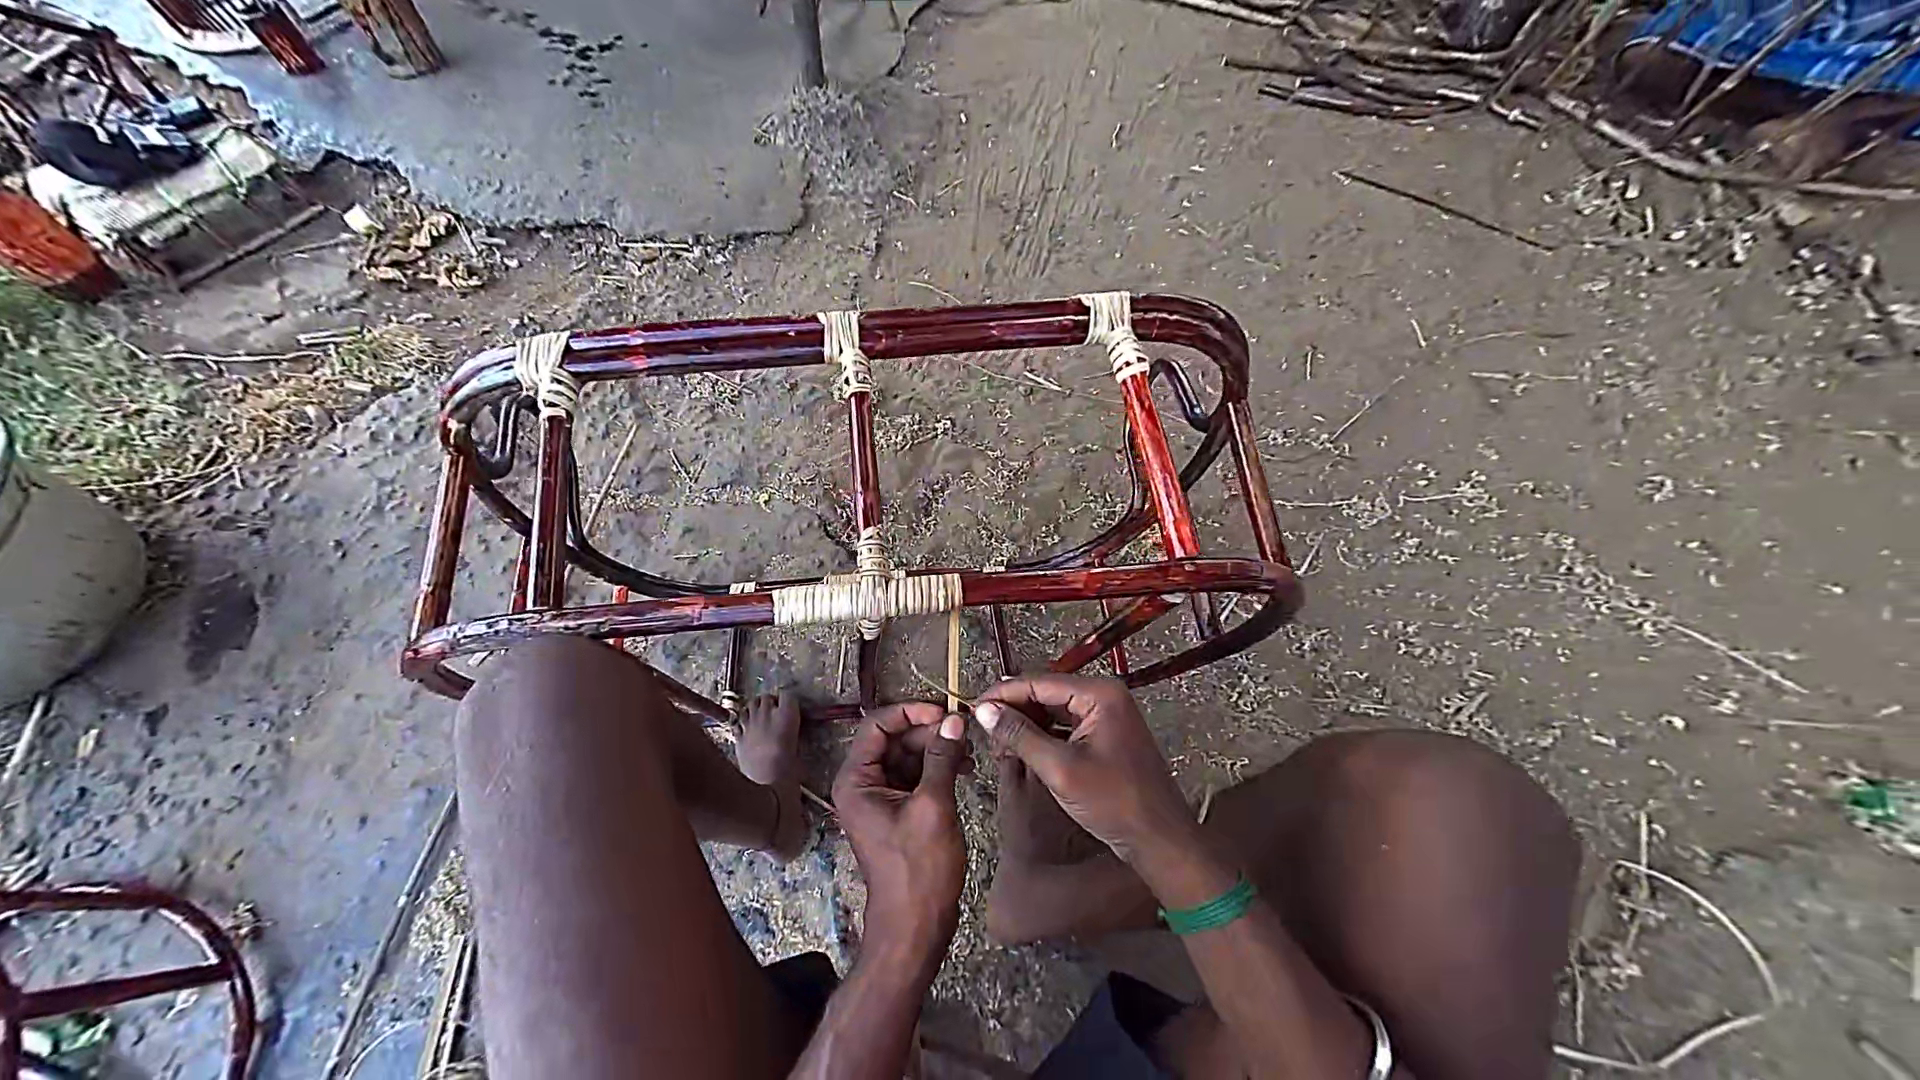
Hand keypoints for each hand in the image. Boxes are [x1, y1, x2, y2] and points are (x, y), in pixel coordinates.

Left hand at [832, 703, 970, 966]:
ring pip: (908, 755)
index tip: (945, 712)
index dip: (911, 712)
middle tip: (964, 733)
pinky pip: (916, 775)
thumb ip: (942, 758)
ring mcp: (880, 797)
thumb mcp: (932, 806)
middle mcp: (862, 783)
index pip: (877, 725)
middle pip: (894, 738)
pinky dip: (938, 767)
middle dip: (929, 732)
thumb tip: (955, 721)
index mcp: (856, 779)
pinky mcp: (898, 809)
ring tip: (969, 752)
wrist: (916, 926)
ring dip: (937, 748)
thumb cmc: (918, 869)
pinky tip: (964, 768)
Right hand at [974, 675, 1198, 867]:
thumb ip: (1020, 736)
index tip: (974, 706)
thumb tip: (985, 711)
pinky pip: (1065, 727)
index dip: (1003, 694)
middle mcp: (1105, 697)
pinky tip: (1021, 752)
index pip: (1039, 682)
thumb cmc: (1116, 803)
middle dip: (1014, 711)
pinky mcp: (1104, 737)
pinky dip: (1042, 738)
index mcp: (1100, 694)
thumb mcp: (1060, 768)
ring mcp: (1106, 717)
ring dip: (1026, 726)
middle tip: (984, 730)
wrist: (1159, 840)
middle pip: (1046, 694)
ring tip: (999, 745)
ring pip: (1053, 711)